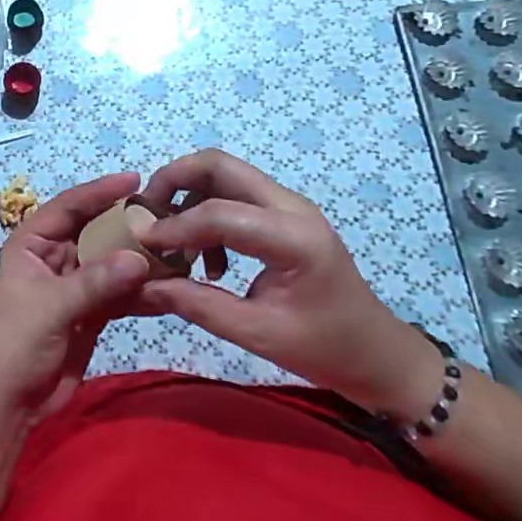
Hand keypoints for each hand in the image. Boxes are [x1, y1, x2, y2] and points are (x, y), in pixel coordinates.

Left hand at [0, 173, 152, 422]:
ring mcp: (74, 284)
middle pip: (95, 231)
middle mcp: (53, 256)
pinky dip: (141, 291)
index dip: (100, 191)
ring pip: (111, 262)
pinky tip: (170, 288)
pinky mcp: (90, 312)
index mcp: (32, 242)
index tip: (135, 180)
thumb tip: (139, 258)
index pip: (69, 207)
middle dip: (128, 225)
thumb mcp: (52, 307)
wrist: (12, 403)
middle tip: (167, 216)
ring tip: (178, 250)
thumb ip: (95, 282)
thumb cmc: (17, 344)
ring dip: (140, 259)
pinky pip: (120, 293)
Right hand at [133, 150, 443, 418]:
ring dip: (188, 197)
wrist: (379, 356)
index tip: (142, 244)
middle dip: (173, 180)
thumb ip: (197, 304)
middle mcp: (291, 207)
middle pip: (217, 164)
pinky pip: (232, 194)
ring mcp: (288, 205)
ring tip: (174, 243)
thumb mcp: (257, 335)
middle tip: (147, 213)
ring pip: (222, 174)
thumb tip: (143, 284)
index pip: (219, 213)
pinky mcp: (282, 214)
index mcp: (294, 238)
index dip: (173, 226)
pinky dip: (206, 212)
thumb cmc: (324, 349)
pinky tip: (206, 260)